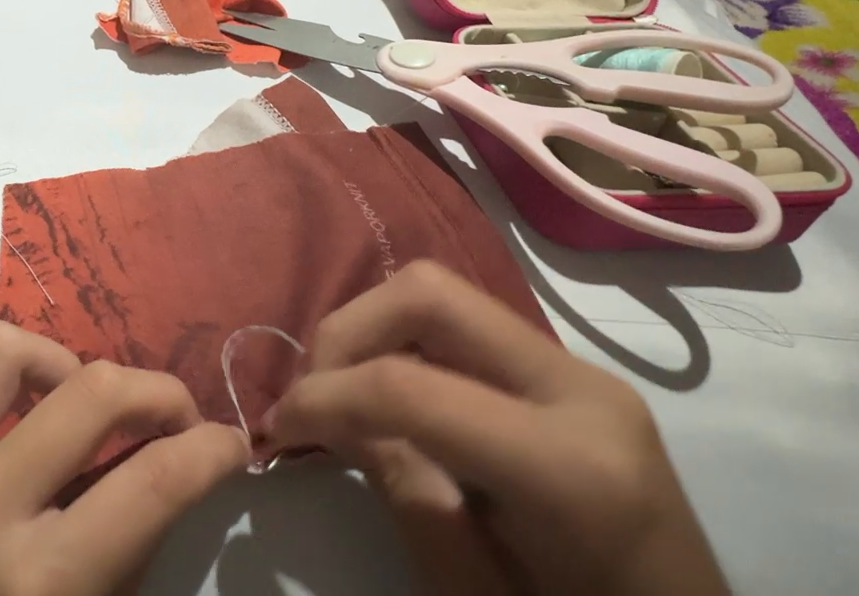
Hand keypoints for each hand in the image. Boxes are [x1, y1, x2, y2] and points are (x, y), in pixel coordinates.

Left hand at [0, 322, 248, 595]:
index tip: (229, 443)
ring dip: (52, 363)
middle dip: (156, 393)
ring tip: (65, 399)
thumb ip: (139, 535)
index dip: (212, 451)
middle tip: (167, 418)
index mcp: (38, 580)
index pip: (154, 483)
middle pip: (90, 395)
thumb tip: (186, 453)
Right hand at [266, 261, 728, 595]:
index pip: (412, 388)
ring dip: (371, 331)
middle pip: (429, 296)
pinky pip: (462, 325)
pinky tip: (386, 395)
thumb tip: (331, 416)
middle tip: (313, 397)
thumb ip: (403, 492)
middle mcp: (581, 389)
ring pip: (441, 294)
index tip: (277, 428)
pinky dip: (402, 342)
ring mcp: (578, 371)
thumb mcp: (474, 593)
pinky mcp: (566, 371)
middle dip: (346, 333)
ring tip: (342, 394)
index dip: (324, 397)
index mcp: (571, 468)